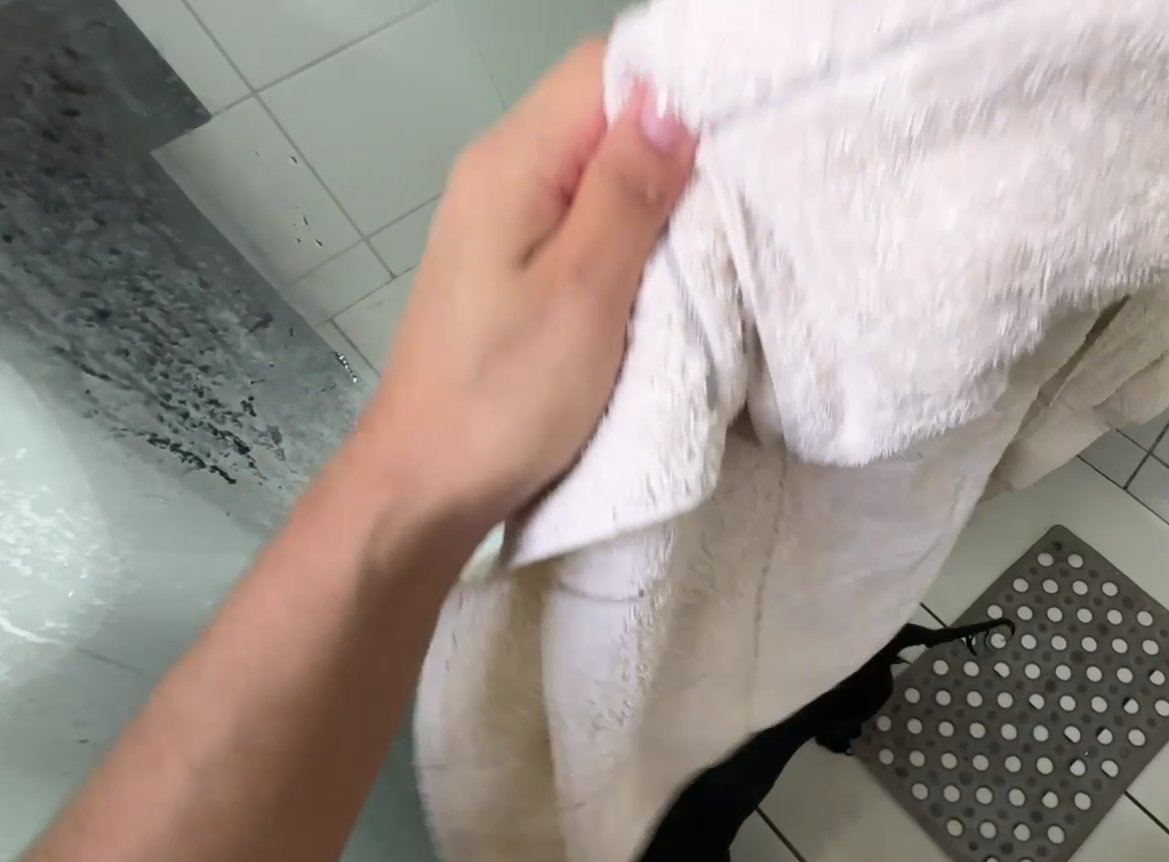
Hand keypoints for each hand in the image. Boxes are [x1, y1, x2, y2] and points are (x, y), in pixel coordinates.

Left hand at [343, 40, 696, 537]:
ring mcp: (506, 226)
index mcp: (514, 165)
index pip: (603, 74)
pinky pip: (584, 226)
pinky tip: (662, 272)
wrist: (433, 479)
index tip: (735, 145)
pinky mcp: (516, 271)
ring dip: (656, 200)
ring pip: (596, 177)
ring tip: (711, 239)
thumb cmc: (509, 395)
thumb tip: (673, 107)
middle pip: (600, 120)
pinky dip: (631, 238)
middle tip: (735, 201)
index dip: (674, 94)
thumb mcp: (583, 294)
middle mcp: (503, 176)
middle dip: (672, 149)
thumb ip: (626, 197)